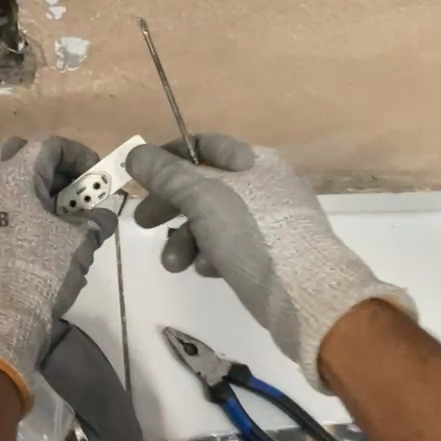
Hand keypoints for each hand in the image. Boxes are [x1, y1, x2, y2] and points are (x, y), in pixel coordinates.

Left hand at [0, 137, 117, 410]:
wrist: (0, 316)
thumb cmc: (41, 270)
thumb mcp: (79, 241)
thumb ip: (96, 219)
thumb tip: (104, 214)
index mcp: (13, 174)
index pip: (49, 145)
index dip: (79, 155)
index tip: (97, 176)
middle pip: (19, 153)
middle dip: (50, 165)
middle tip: (73, 189)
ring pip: (3, 178)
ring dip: (32, 186)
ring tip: (59, 213)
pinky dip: (17, 205)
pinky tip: (37, 230)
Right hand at [126, 134, 413, 390]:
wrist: (305, 293)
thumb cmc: (252, 233)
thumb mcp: (203, 196)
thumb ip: (165, 174)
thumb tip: (135, 153)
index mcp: (254, 161)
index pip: (203, 146)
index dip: (167, 157)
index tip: (139, 176)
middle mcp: (264, 185)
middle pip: (202, 186)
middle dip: (169, 206)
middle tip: (143, 223)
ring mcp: (269, 220)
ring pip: (210, 220)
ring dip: (183, 239)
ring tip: (173, 264)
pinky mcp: (269, 252)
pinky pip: (228, 246)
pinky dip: (210, 255)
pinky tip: (207, 270)